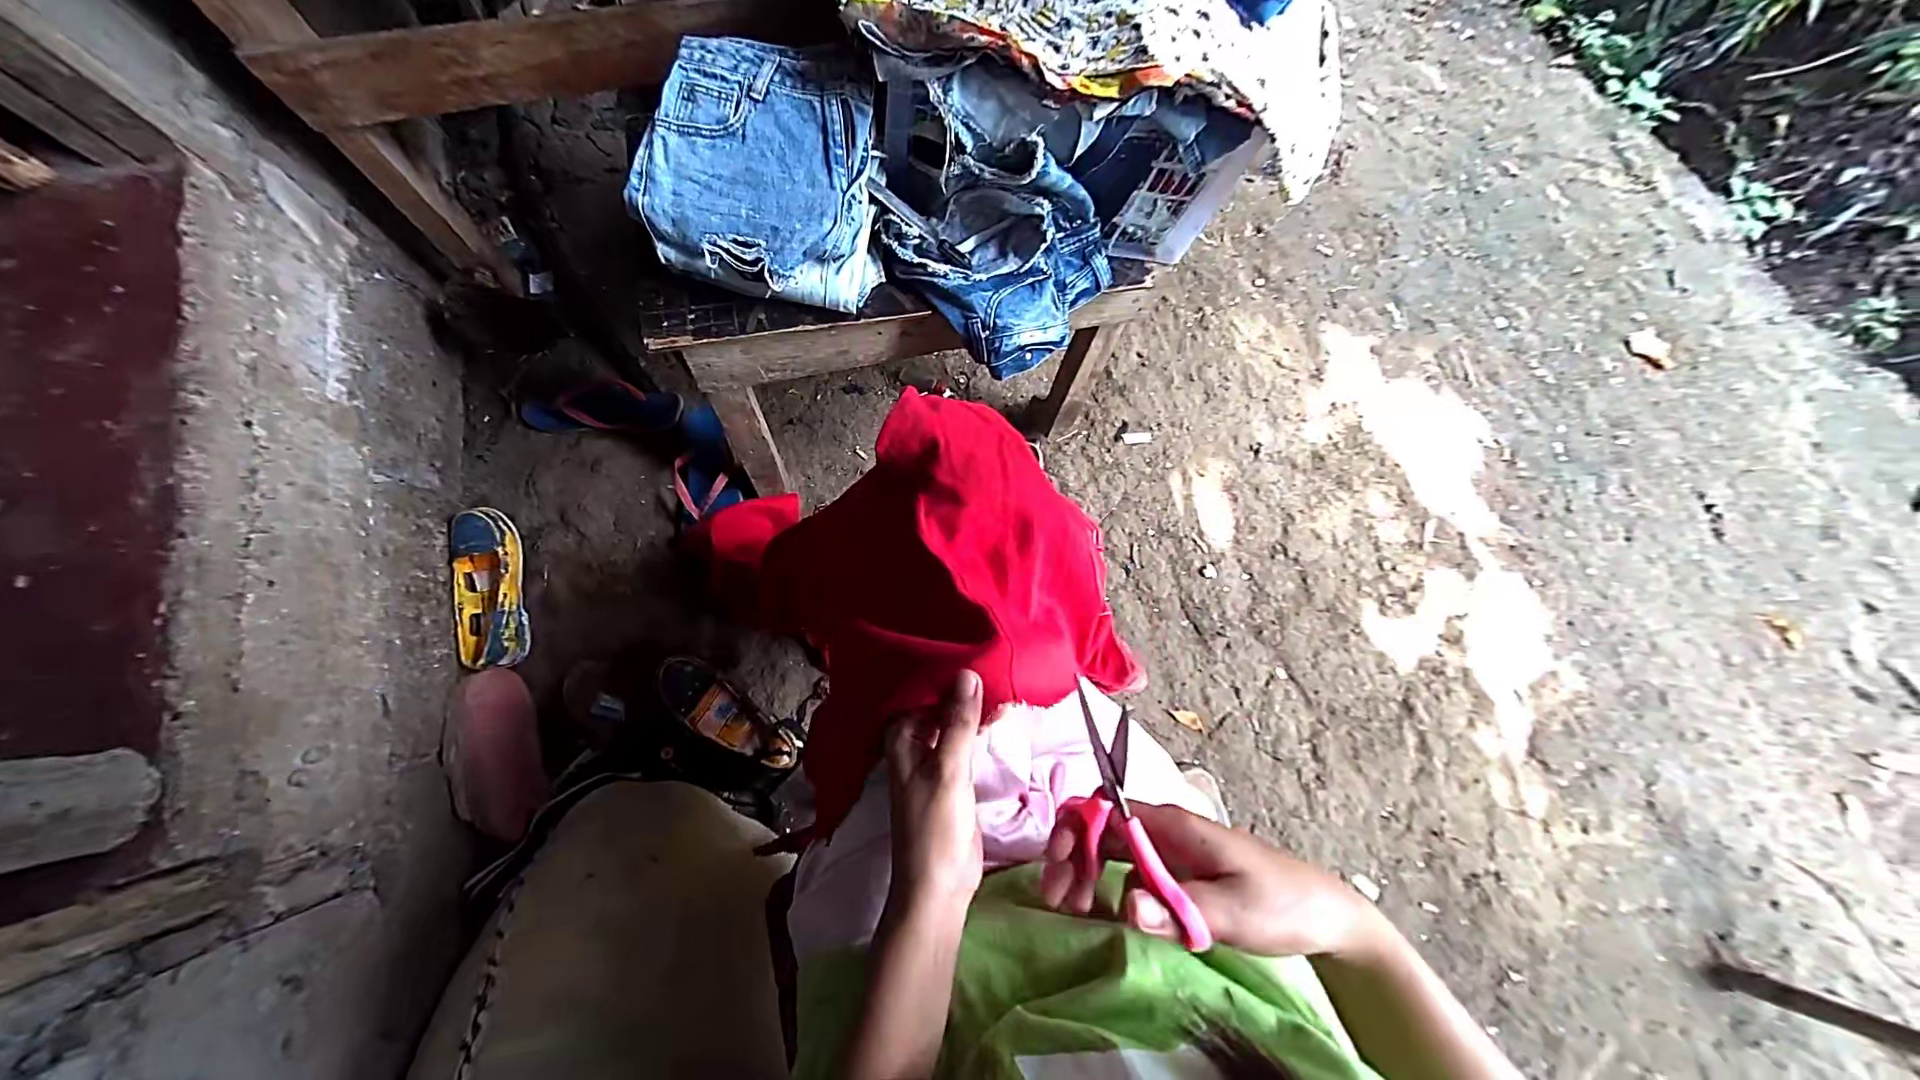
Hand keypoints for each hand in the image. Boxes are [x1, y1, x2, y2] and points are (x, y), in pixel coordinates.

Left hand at [883, 670, 984, 912]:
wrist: (939, 887)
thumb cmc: (935, 828)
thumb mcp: (948, 771)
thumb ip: (958, 723)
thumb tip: (968, 673)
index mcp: (902, 739)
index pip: (920, 692)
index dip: (943, 672)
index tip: (972, 647)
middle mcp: (914, 745)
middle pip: (937, 705)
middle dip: (962, 687)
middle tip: (995, 660)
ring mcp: (934, 761)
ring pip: (953, 722)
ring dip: (972, 706)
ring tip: (1002, 679)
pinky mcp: (953, 777)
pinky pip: (965, 741)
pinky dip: (978, 728)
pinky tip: (999, 715)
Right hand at [1038, 801, 1384, 959]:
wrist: (1325, 914)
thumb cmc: (1281, 903)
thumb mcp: (1233, 913)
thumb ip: (1179, 910)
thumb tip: (1126, 908)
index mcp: (1171, 825)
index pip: (1105, 809)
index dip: (1074, 828)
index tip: (1057, 864)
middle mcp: (1162, 830)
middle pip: (1099, 828)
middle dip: (1069, 855)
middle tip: (1055, 899)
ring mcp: (1166, 851)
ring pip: (1107, 849)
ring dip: (1081, 872)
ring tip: (1068, 908)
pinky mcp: (1172, 873)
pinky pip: (1124, 871)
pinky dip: (1101, 885)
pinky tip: (1093, 910)